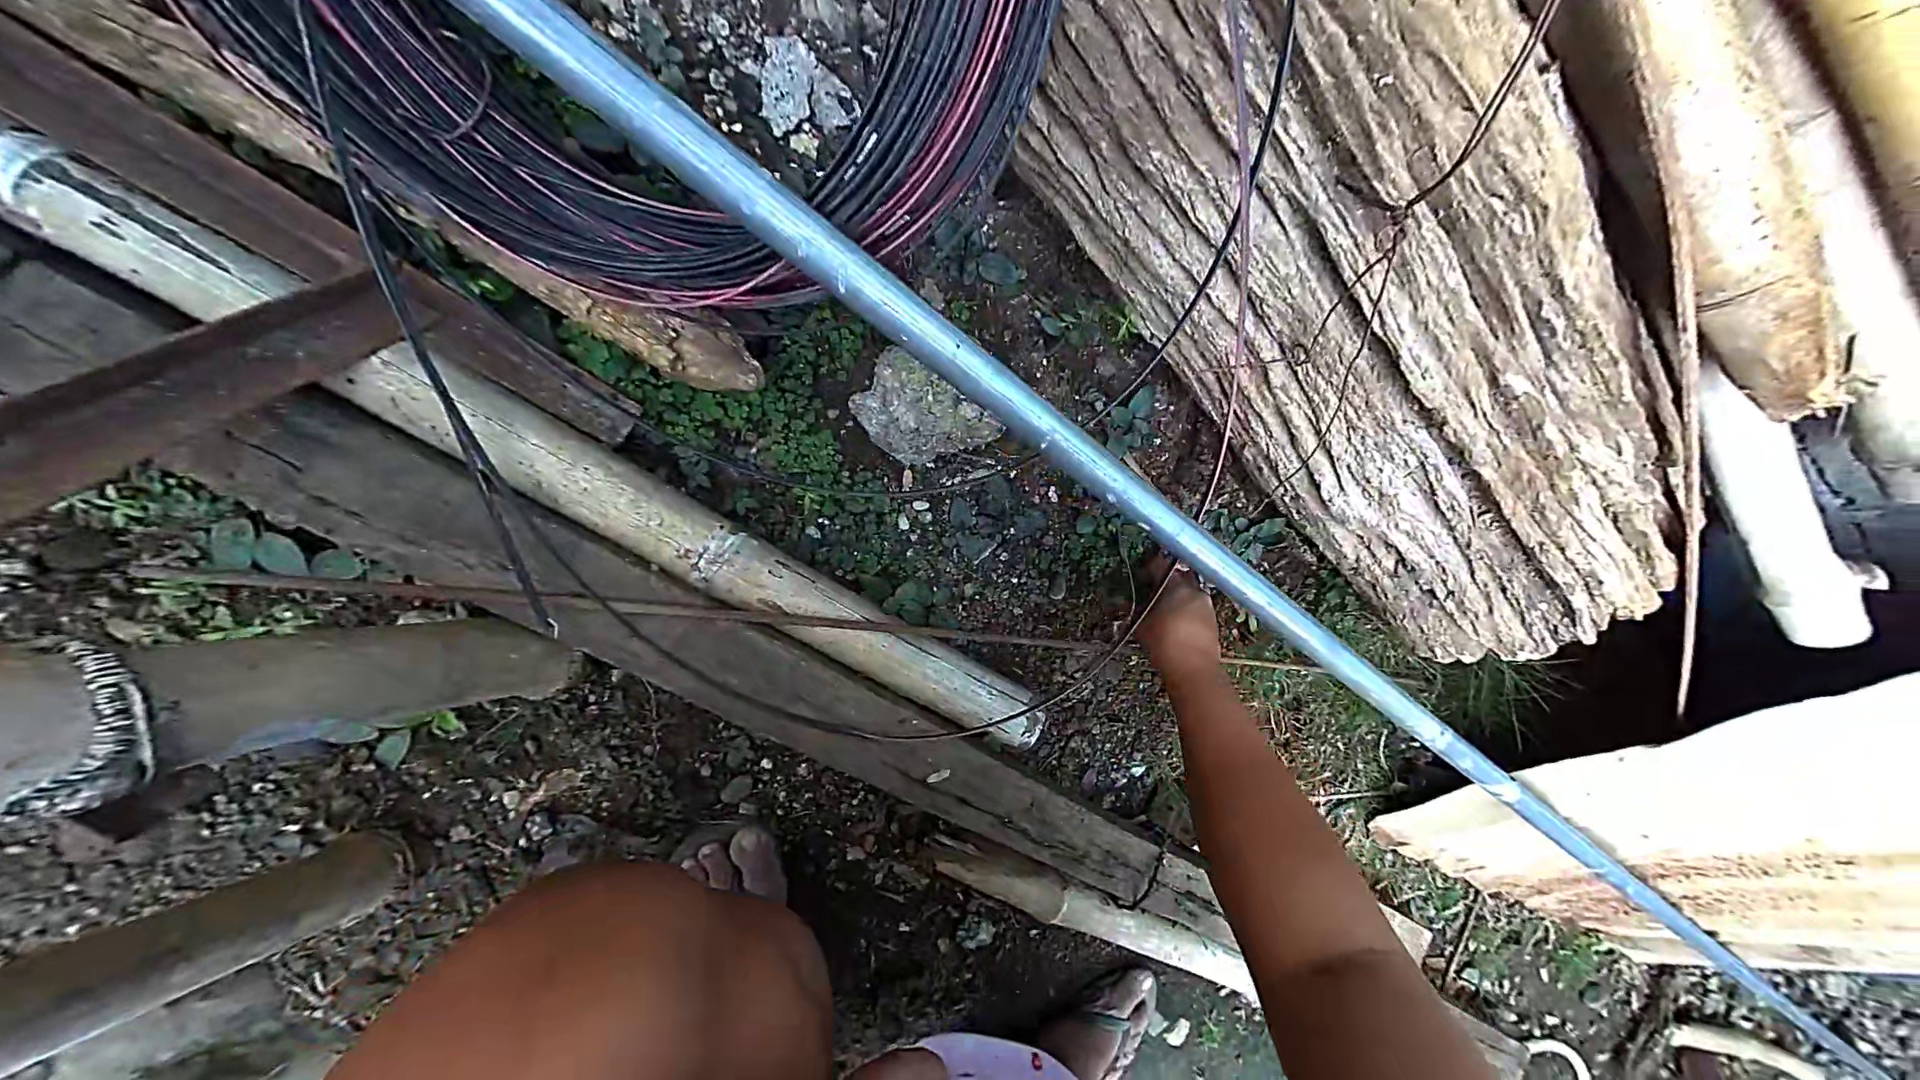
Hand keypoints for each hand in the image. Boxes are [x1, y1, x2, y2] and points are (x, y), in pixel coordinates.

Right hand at [1133, 552, 1220, 681]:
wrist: (1194, 671)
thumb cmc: (1165, 644)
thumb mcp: (1141, 626)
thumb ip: (1131, 610)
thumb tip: (1120, 604)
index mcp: (1177, 585)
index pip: (1160, 565)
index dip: (1147, 570)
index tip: (1140, 577)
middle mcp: (1195, 591)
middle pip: (1178, 578)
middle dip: (1164, 584)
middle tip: (1149, 594)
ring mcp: (1207, 606)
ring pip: (1188, 594)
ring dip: (1175, 599)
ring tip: (1160, 612)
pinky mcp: (1213, 622)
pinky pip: (1195, 610)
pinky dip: (1185, 612)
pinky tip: (1173, 625)